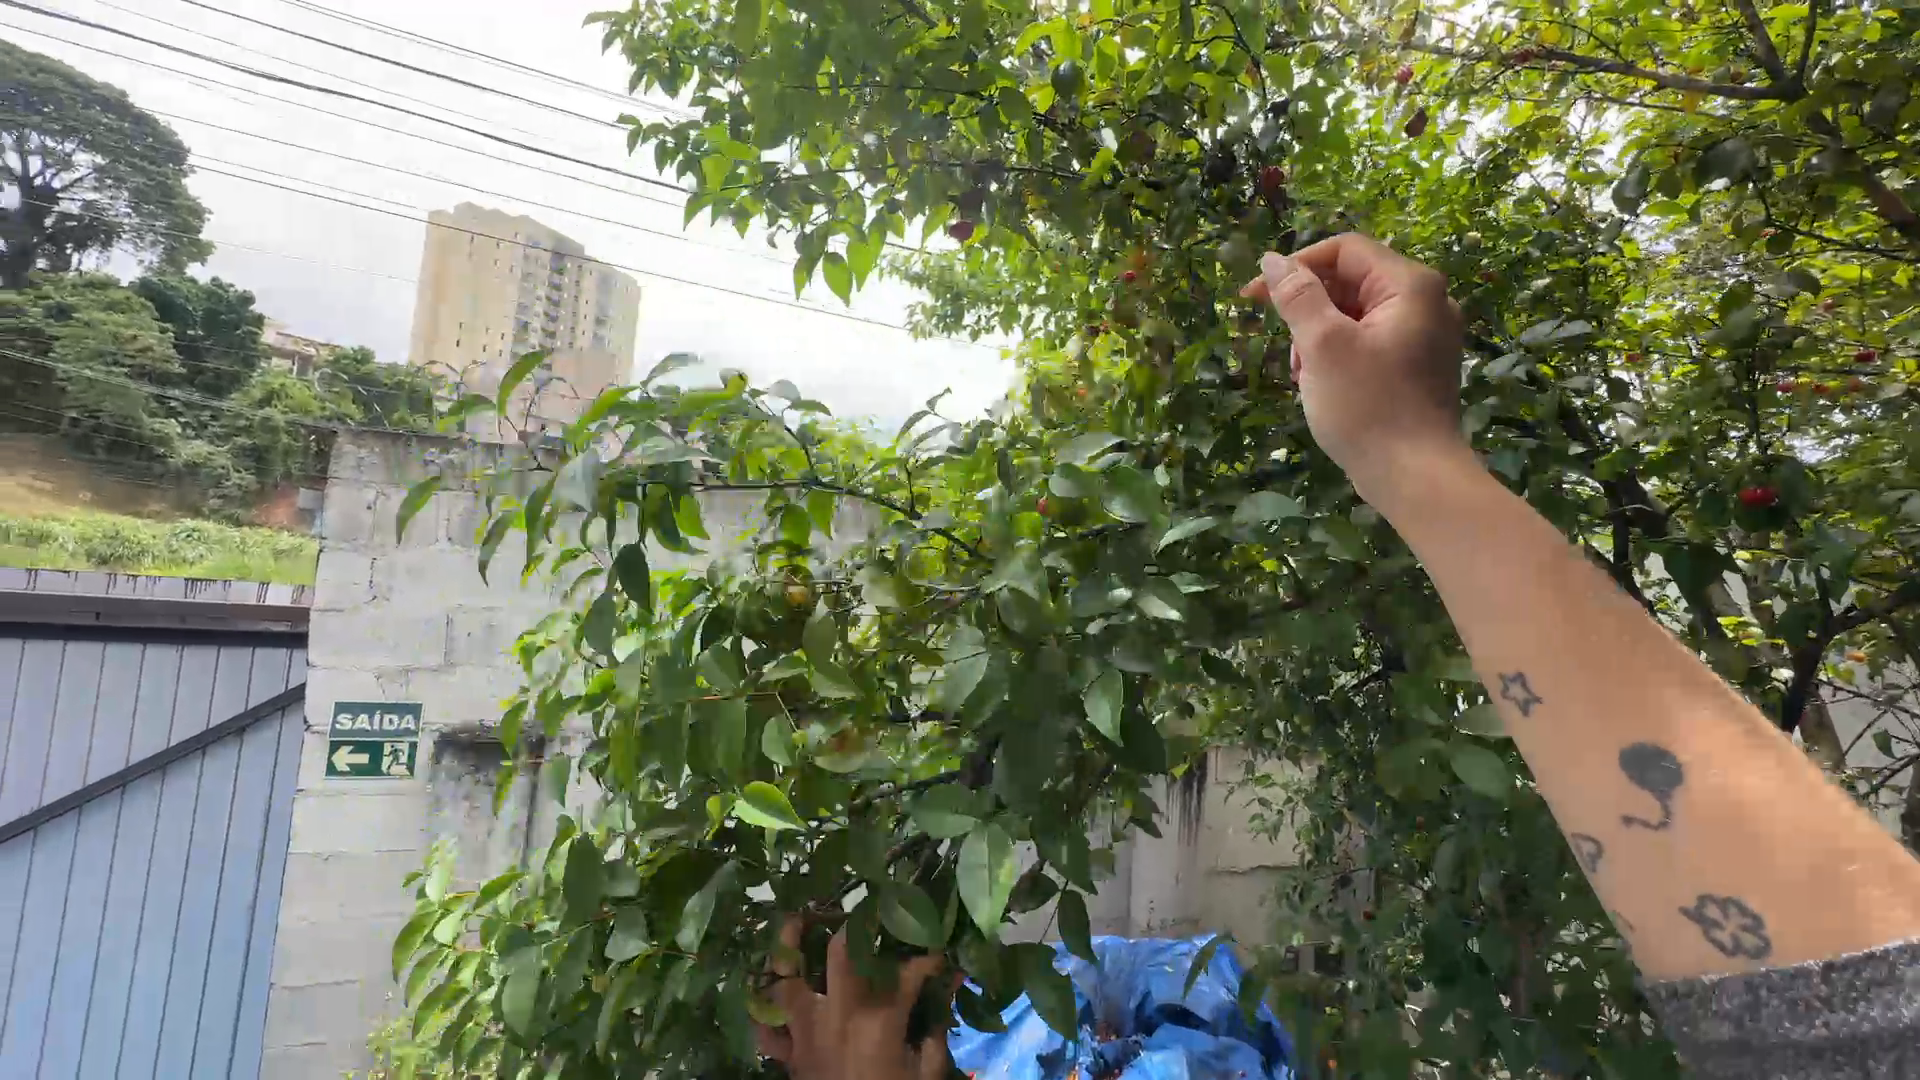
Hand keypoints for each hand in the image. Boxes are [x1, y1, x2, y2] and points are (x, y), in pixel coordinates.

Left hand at [754, 919, 949, 1079]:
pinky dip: (762, 1008)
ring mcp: (806, 1033)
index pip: (909, 972)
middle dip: (856, 924)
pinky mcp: (789, 1055)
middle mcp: (836, 1015)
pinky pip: (765, 1027)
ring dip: (788, 946)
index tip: (940, 952)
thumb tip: (952, 983)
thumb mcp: (925, 1072)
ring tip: (796, 919)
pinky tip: (769, 986)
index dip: (928, 959)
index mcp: (877, 1020)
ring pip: (785, 978)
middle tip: (867, 911)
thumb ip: (937, 1027)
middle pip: (840, 951)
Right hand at [1239, 233, 1466, 496]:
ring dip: (1317, 337)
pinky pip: (1367, 342)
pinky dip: (1336, 355)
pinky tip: (1322, 386)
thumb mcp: (1322, 346)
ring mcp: (1424, 336)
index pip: (1344, 250)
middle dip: (1306, 309)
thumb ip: (1297, 297)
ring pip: (1354, 315)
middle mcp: (1425, 301)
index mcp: (1409, 286)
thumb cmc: (1366, 405)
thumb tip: (1272, 259)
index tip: (1254, 297)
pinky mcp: (1415, 366)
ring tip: (1302, 375)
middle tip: (1283, 348)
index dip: (1295, 266)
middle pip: (1350, 282)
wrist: (1412, 474)